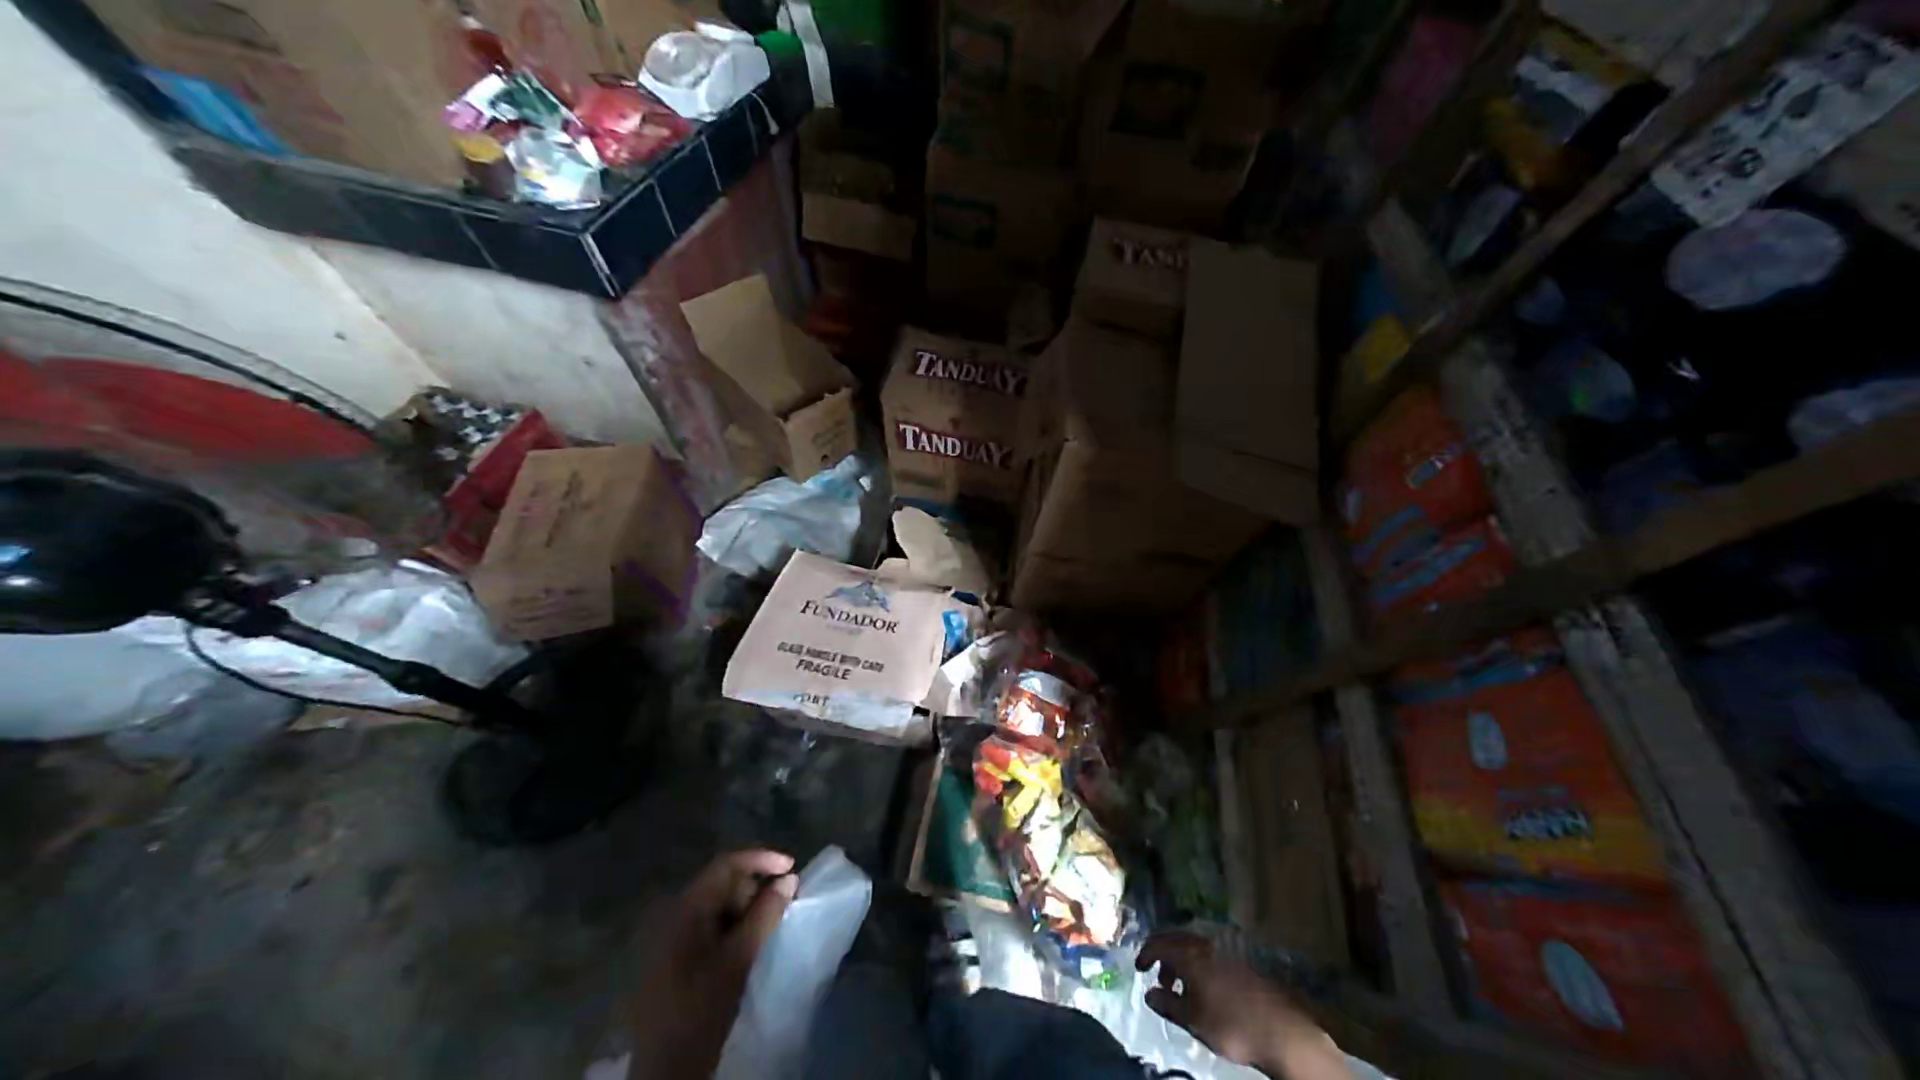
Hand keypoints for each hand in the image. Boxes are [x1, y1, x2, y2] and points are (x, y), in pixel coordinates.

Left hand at [628, 849, 797, 1079]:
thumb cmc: (699, 1012)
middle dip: (756, 886)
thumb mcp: (737, 961)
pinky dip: (734, 926)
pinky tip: (751, 943)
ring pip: (718, 905)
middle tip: (784, 904)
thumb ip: (765, 915)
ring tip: (771, 925)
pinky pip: (710, 926)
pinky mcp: (677, 958)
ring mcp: (673, 937)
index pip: (725, 864)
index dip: (761, 859)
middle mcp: (675, 915)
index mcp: (684, 909)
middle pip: (721, 882)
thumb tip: (789, 879)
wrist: (664, 1073)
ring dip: (747, 908)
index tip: (792, 868)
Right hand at [1137, 933, 1346, 1079]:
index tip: (1138, 968)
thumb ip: (1167, 1004)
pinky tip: (1205, 989)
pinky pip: (1211, 955)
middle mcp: (1207, 945)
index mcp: (1190, 954)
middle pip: (1176, 940)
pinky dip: (1200, 966)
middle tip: (1159, 979)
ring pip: (1195, 948)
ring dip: (1182, 962)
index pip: (1159, 943)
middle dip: (1163, 956)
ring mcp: (1227, 952)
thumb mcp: (1192, 1020)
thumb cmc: (1231, 1026)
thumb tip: (1149, 993)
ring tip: (1182, 990)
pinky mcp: (1242, 963)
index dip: (1145, 954)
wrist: (1282, 1033)